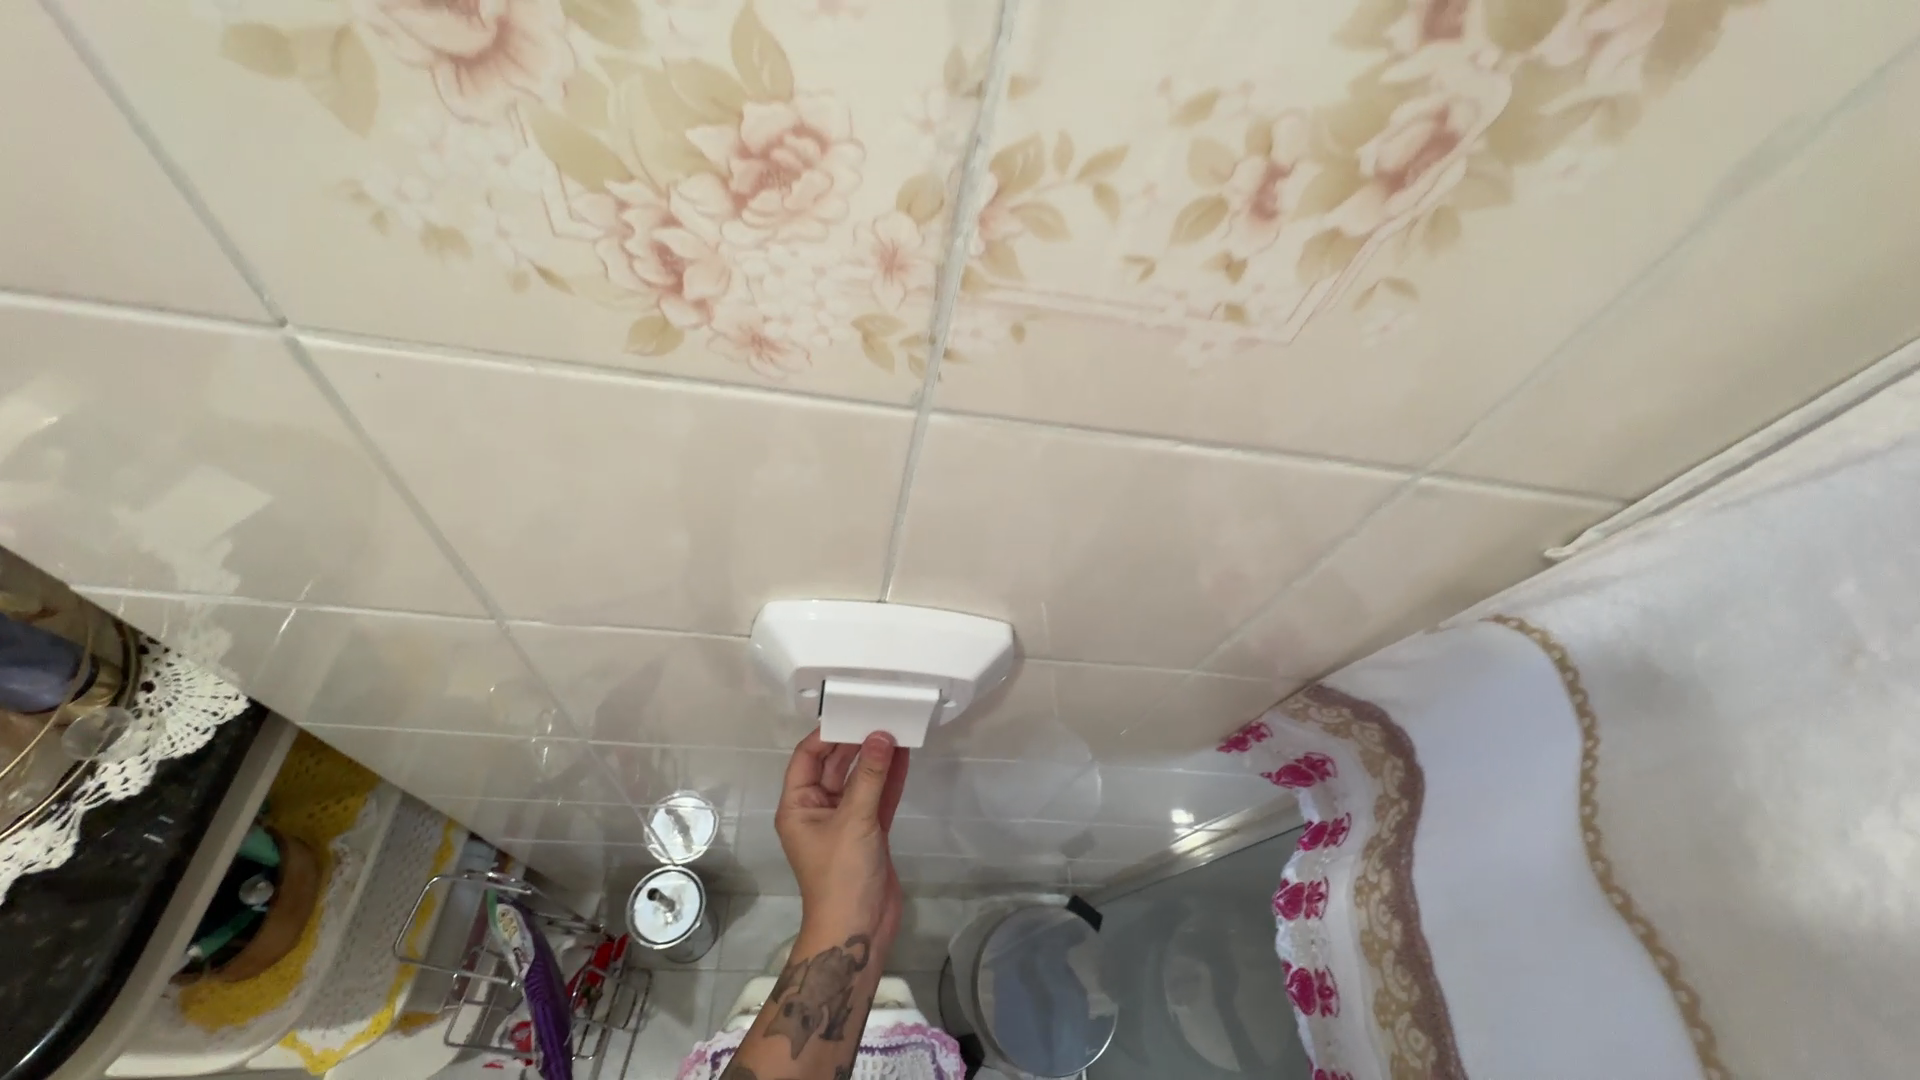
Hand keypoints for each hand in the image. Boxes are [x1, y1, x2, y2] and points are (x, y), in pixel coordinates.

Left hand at [775, 729, 909, 954]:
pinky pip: (878, 797)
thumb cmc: (841, 874)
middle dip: (857, 743)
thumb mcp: (854, 820)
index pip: (808, 758)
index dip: (827, 734)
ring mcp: (845, 821)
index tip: (853, 712)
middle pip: (836, 765)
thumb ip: (870, 776)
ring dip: (877, 758)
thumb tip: (881, 736)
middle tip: (881, 714)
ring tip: (897, 728)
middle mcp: (818, 809)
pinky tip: (905, 756)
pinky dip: (890, 779)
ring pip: (860, 780)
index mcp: (798, 805)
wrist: (858, 930)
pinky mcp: (869, 832)